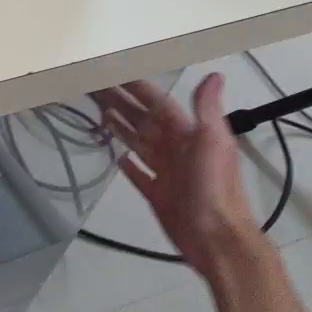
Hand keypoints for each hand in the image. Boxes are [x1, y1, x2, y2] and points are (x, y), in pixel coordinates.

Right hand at [93, 73, 268, 280]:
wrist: (217, 239)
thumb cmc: (214, 188)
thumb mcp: (213, 143)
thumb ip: (208, 109)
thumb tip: (215, 75)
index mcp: (187, 134)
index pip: (157, 103)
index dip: (137, 87)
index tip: (113, 71)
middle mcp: (175, 148)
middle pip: (143, 119)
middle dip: (121, 103)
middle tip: (94, 87)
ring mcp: (165, 171)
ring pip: (138, 142)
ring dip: (121, 127)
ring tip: (100, 112)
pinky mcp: (157, 193)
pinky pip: (138, 173)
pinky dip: (127, 164)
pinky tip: (116, 157)